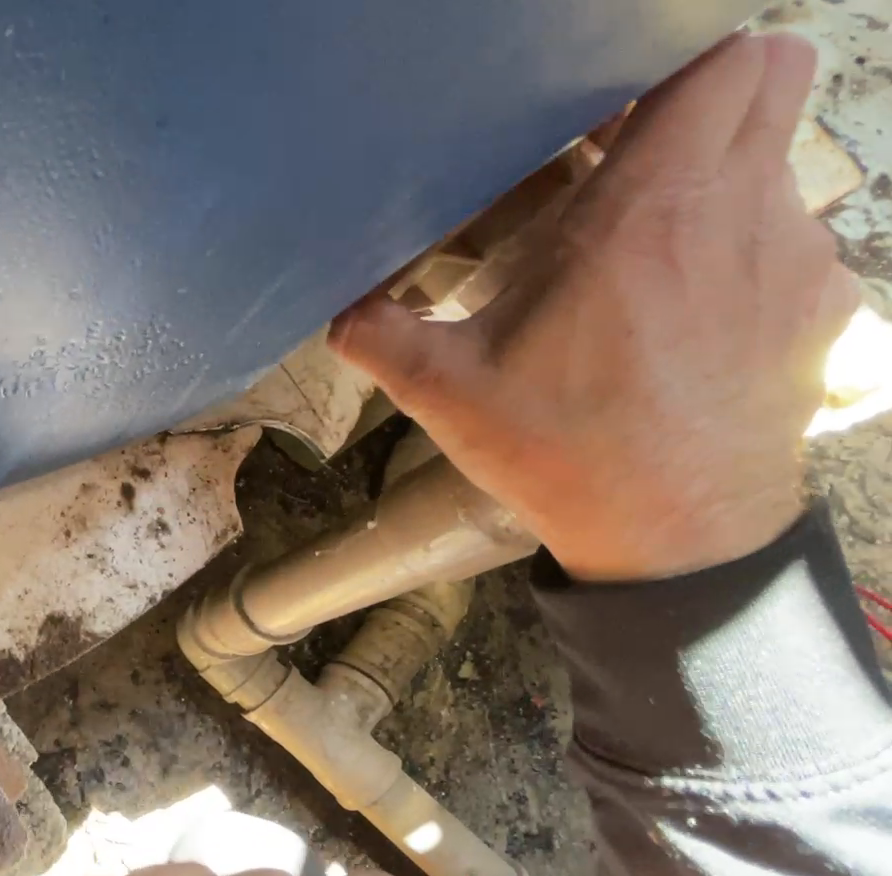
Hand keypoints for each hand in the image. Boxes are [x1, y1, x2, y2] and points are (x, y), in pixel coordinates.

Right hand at [330, 33, 858, 581]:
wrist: (672, 531)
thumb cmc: (554, 445)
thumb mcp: (441, 392)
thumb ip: (377, 335)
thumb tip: (336, 310)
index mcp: (645, 214)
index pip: (723, 62)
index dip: (668, 67)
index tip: (603, 113)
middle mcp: (741, 212)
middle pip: (772, 79)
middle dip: (699, 99)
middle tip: (619, 161)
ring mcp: (796, 257)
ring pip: (771, 165)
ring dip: (708, 186)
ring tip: (634, 262)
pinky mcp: (822, 305)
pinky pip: (783, 239)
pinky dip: (734, 252)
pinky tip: (677, 320)